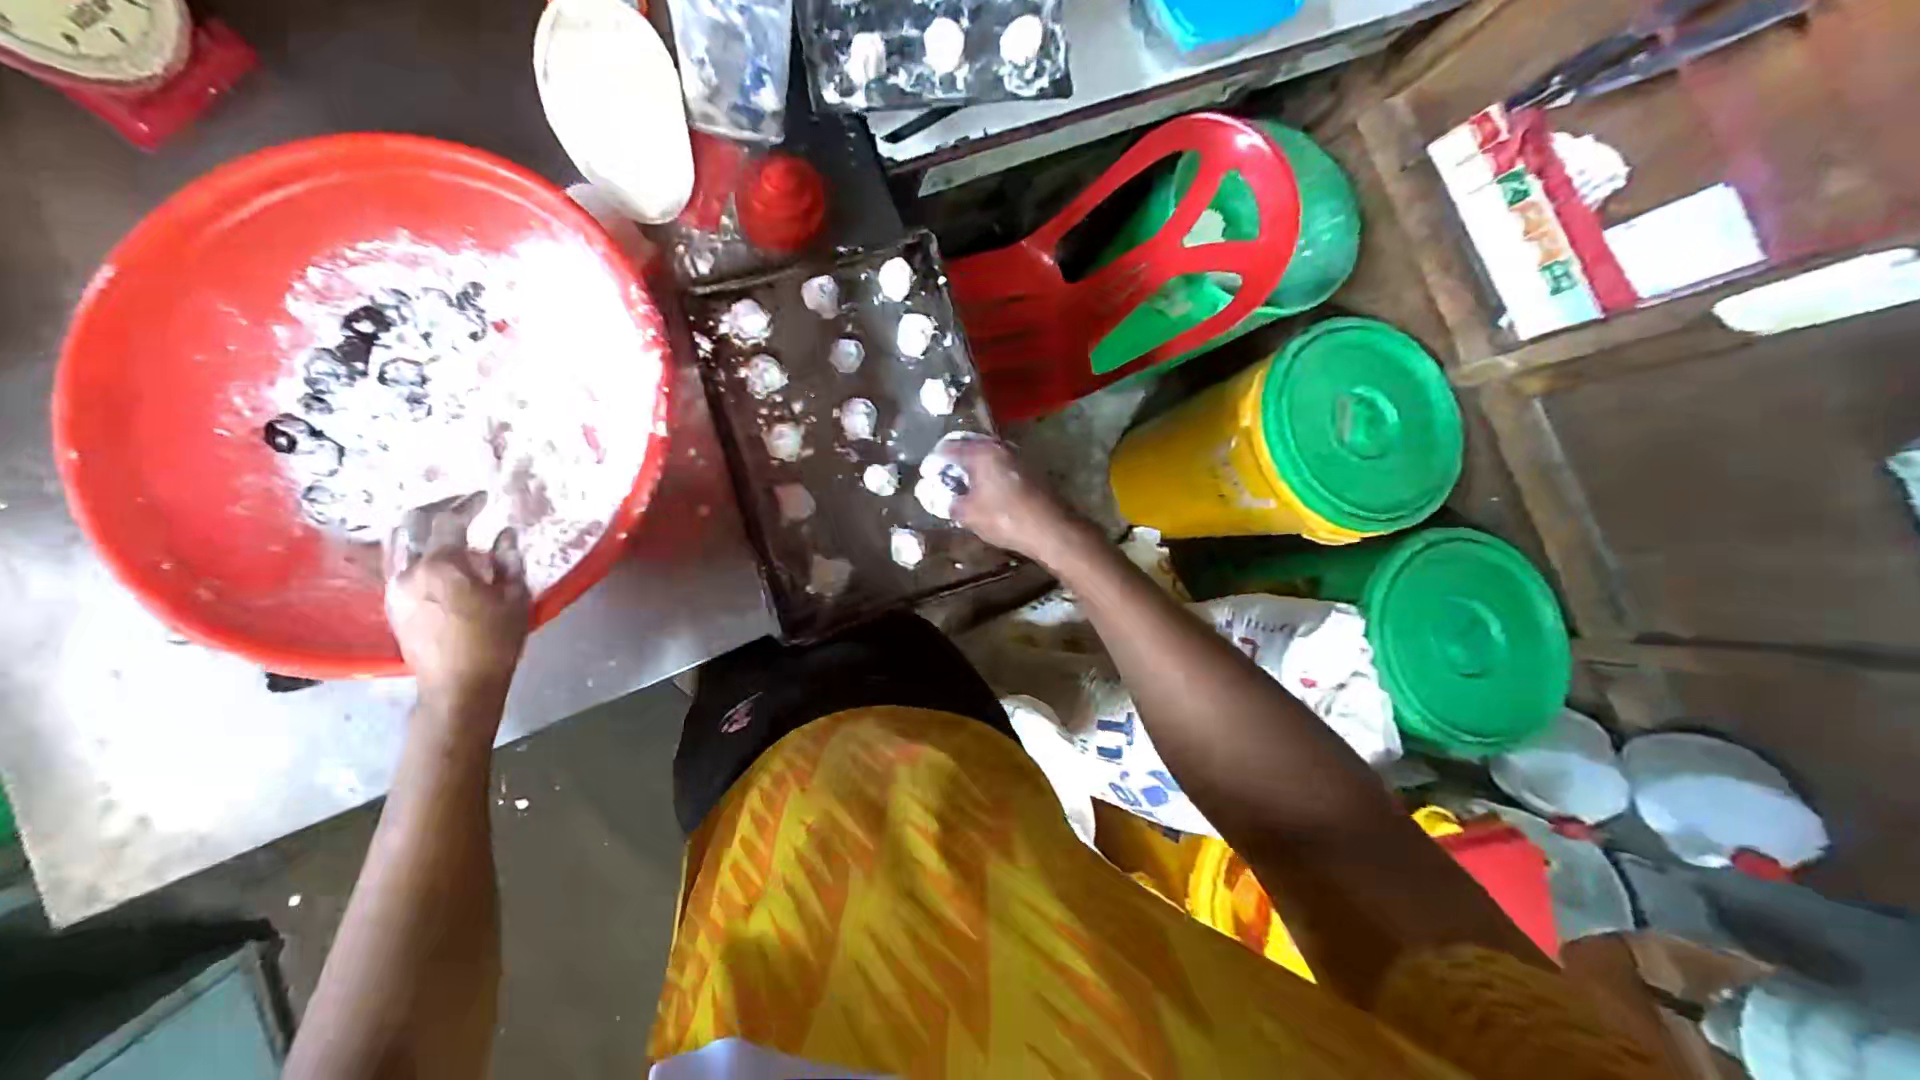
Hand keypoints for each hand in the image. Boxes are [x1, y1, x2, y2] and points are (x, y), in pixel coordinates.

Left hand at [385, 493, 530, 710]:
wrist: (458, 685)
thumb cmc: (495, 641)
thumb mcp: (515, 598)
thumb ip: (508, 560)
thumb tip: (504, 535)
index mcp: (442, 565)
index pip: (450, 520)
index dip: (468, 504)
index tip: (485, 498)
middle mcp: (409, 569)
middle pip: (414, 523)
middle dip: (440, 508)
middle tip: (464, 505)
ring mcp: (394, 586)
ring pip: (399, 541)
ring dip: (422, 527)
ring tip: (447, 527)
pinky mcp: (390, 602)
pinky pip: (398, 562)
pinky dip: (415, 548)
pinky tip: (435, 555)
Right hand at [943, 436, 1091, 563]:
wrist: (1051, 528)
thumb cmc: (1005, 518)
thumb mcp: (968, 514)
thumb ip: (950, 502)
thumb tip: (941, 497)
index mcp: (982, 452)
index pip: (949, 449)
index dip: (935, 461)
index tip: (927, 474)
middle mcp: (1000, 447)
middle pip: (970, 447)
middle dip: (955, 460)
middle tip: (943, 476)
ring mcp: (1018, 456)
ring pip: (988, 456)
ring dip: (974, 466)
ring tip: (962, 483)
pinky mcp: (1030, 469)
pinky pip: (1001, 465)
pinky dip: (989, 473)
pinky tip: (985, 489)